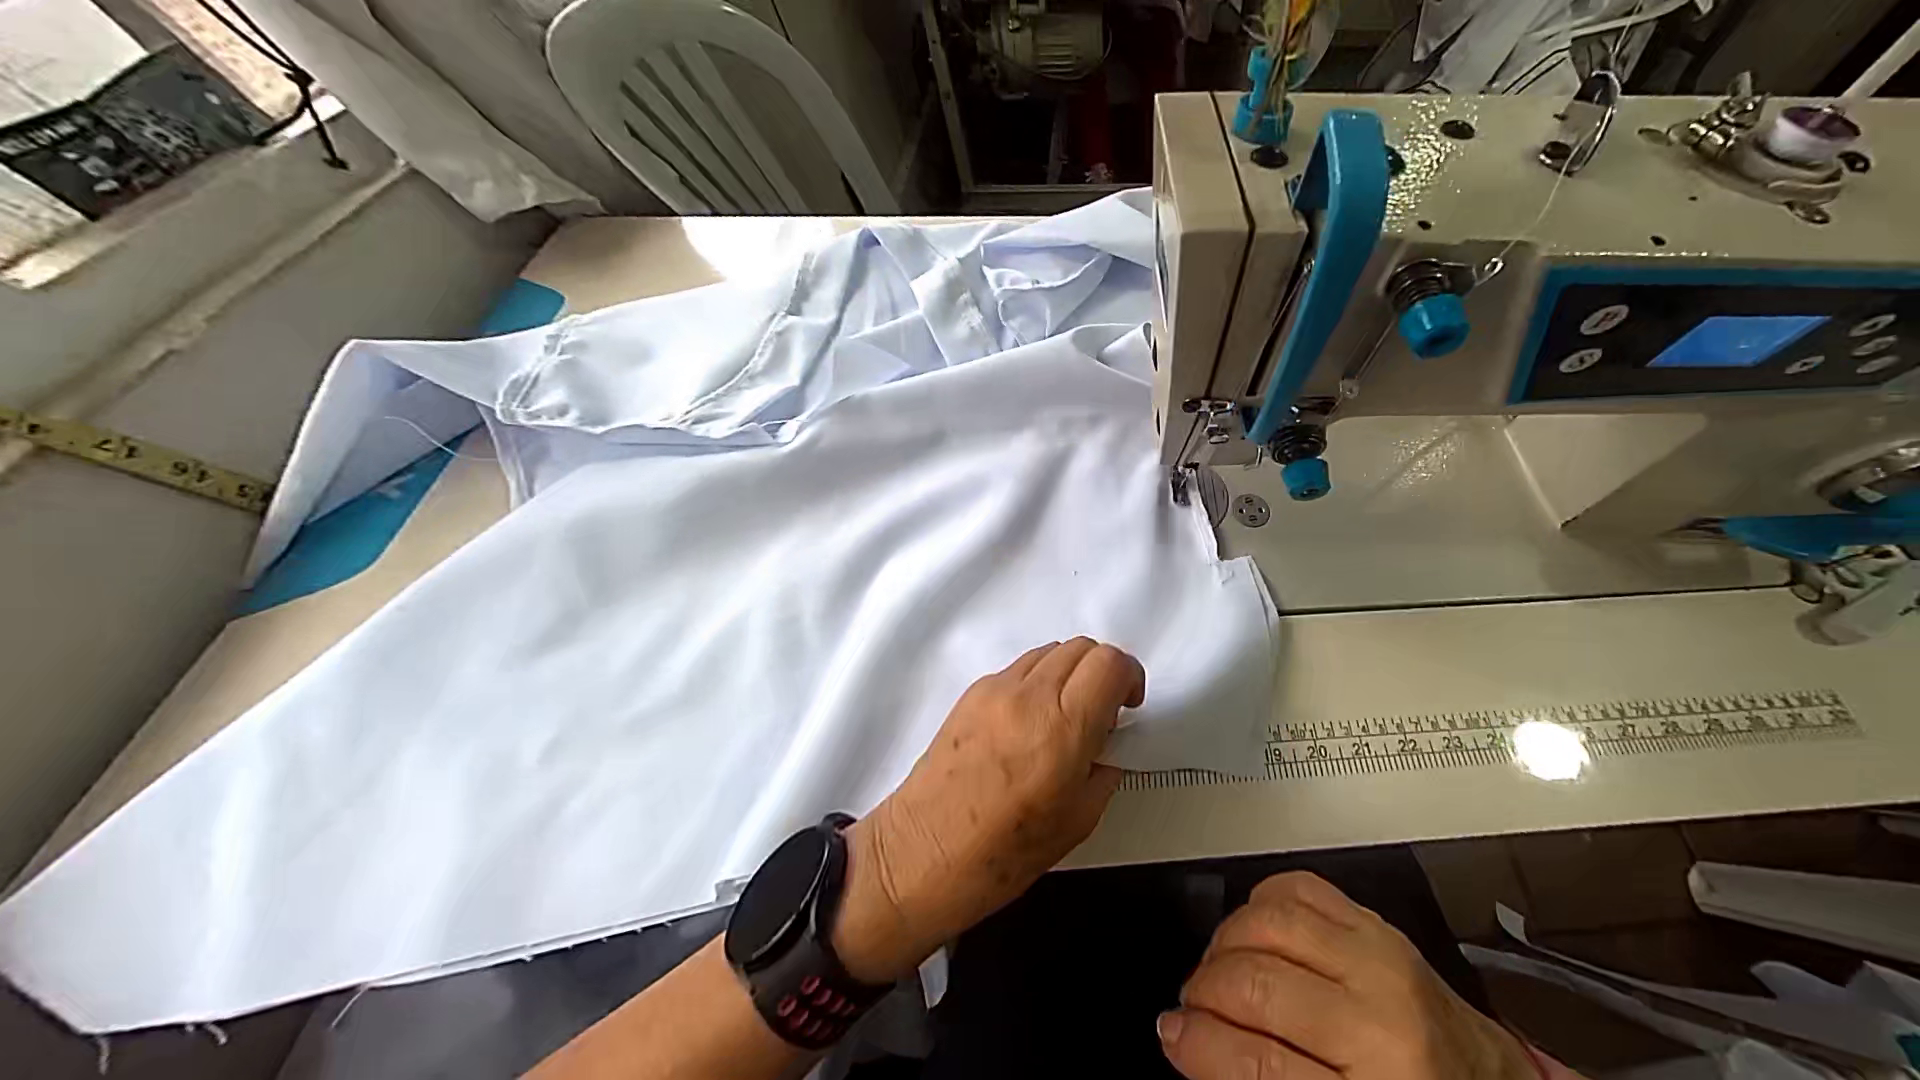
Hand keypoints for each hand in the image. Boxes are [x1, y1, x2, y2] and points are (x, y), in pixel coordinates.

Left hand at [831, 638, 1144, 982]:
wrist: (924, 851)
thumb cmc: (1004, 851)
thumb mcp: (1078, 820)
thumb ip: (1104, 768)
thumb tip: (1107, 741)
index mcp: (1063, 727)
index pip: (1110, 663)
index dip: (1130, 676)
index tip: (1128, 705)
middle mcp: (1028, 695)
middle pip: (1081, 647)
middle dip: (1102, 672)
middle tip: (1101, 714)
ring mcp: (994, 689)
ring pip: (1048, 652)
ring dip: (1068, 674)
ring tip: (1063, 719)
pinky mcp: (970, 693)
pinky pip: (1018, 669)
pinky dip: (1037, 682)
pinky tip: (1029, 724)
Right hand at [1159, 872, 1538, 1079]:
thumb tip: (1189, 1042)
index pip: (1258, 1062)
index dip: (1197, 1045)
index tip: (1172, 1036)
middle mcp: (1383, 1025)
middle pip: (1256, 985)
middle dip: (1203, 992)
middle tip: (1191, 1006)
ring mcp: (1382, 963)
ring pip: (1267, 924)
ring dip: (1223, 944)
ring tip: (1218, 969)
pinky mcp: (1379, 926)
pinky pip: (1297, 887)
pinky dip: (1259, 903)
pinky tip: (1253, 932)